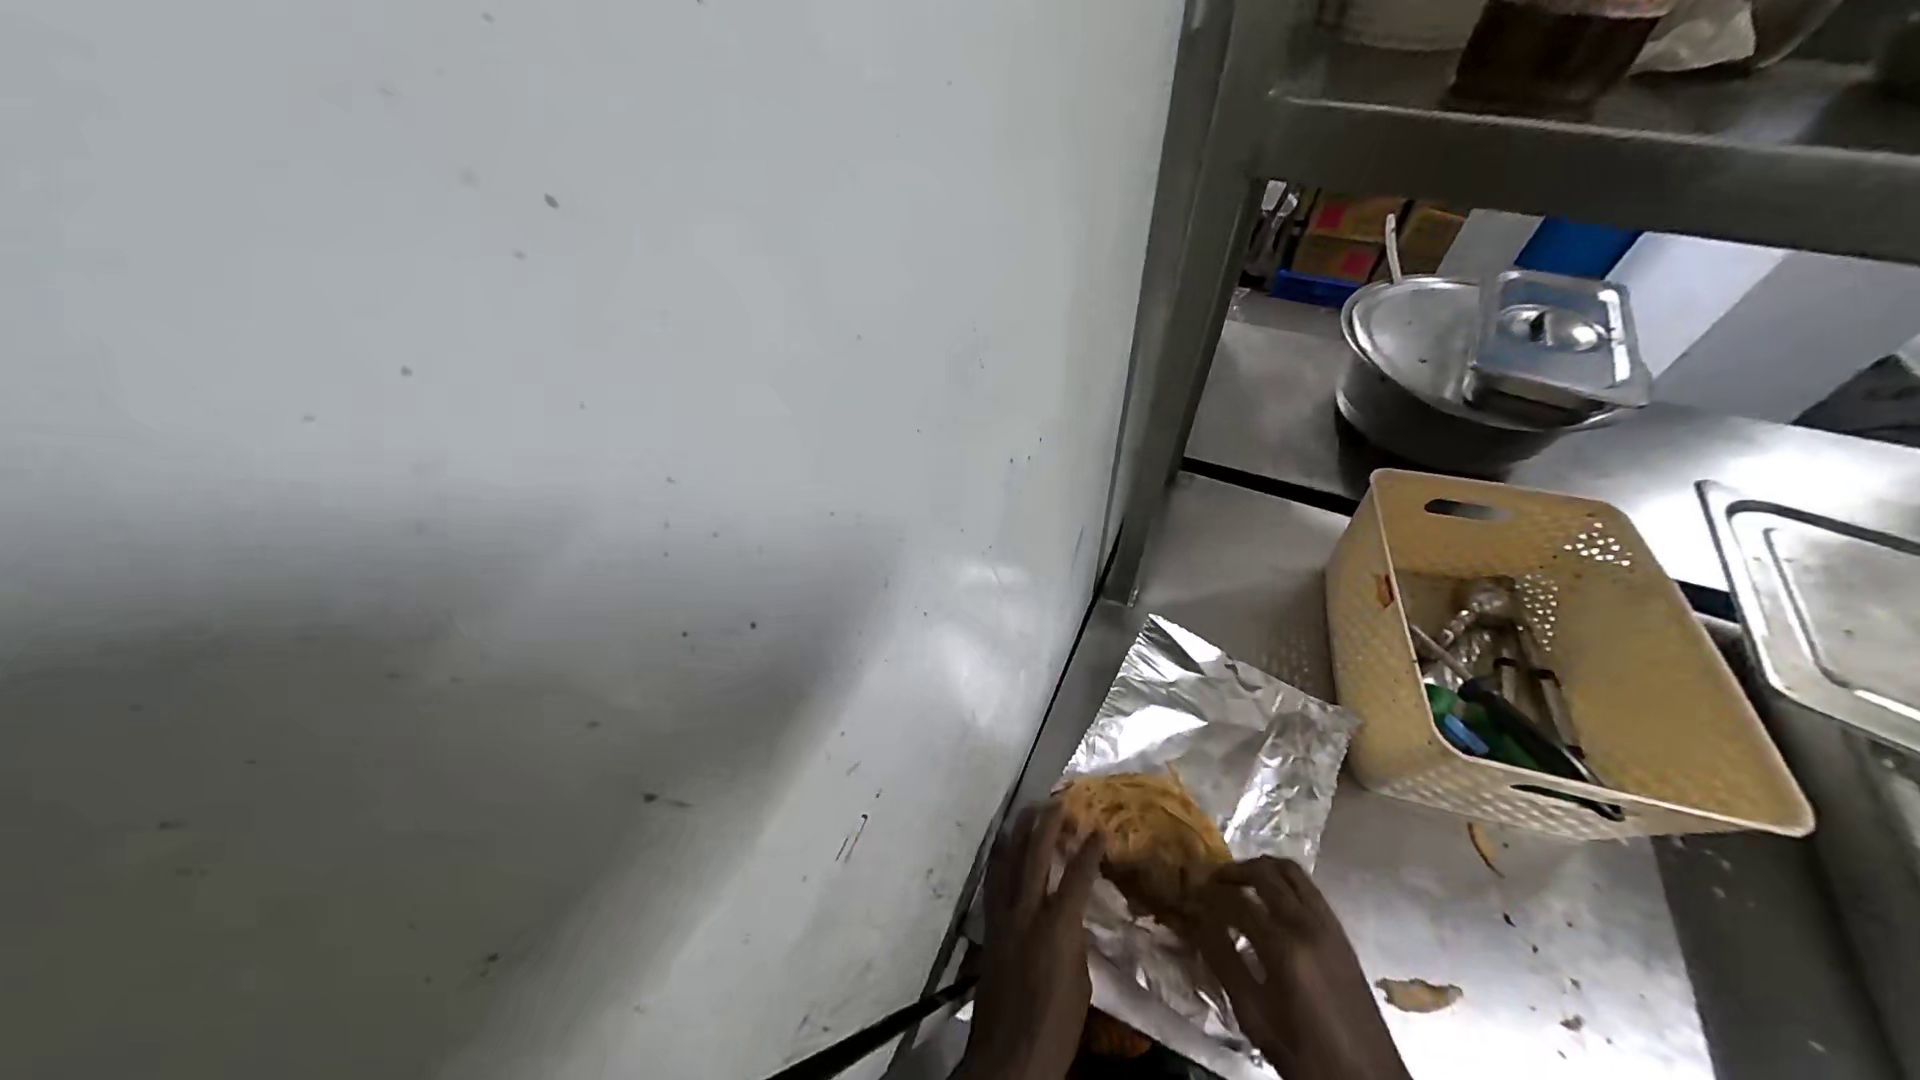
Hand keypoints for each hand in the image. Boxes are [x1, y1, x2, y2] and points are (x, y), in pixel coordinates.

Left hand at [957, 800, 1104, 1079]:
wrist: (1010, 1054)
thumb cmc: (1056, 1025)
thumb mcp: (1081, 982)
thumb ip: (1075, 940)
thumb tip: (1071, 917)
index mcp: (1057, 926)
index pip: (1077, 876)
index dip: (1090, 850)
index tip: (1100, 830)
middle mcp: (1026, 912)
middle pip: (1036, 855)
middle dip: (1048, 824)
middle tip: (1058, 801)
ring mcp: (1003, 916)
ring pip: (1009, 861)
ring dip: (1020, 833)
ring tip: (1028, 810)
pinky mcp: (989, 927)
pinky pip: (994, 881)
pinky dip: (1000, 858)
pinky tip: (1003, 847)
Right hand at [1190, 857, 1409, 1079]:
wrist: (1367, 1078)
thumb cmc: (1304, 1052)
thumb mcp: (1253, 1015)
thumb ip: (1223, 962)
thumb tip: (1198, 921)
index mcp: (1284, 948)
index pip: (1235, 901)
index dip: (1208, 895)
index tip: (1191, 895)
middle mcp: (1308, 925)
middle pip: (1264, 873)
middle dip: (1232, 872)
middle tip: (1212, 882)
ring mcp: (1329, 925)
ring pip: (1290, 871)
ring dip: (1260, 869)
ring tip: (1239, 882)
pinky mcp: (1341, 932)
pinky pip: (1308, 888)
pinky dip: (1283, 881)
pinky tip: (1270, 900)